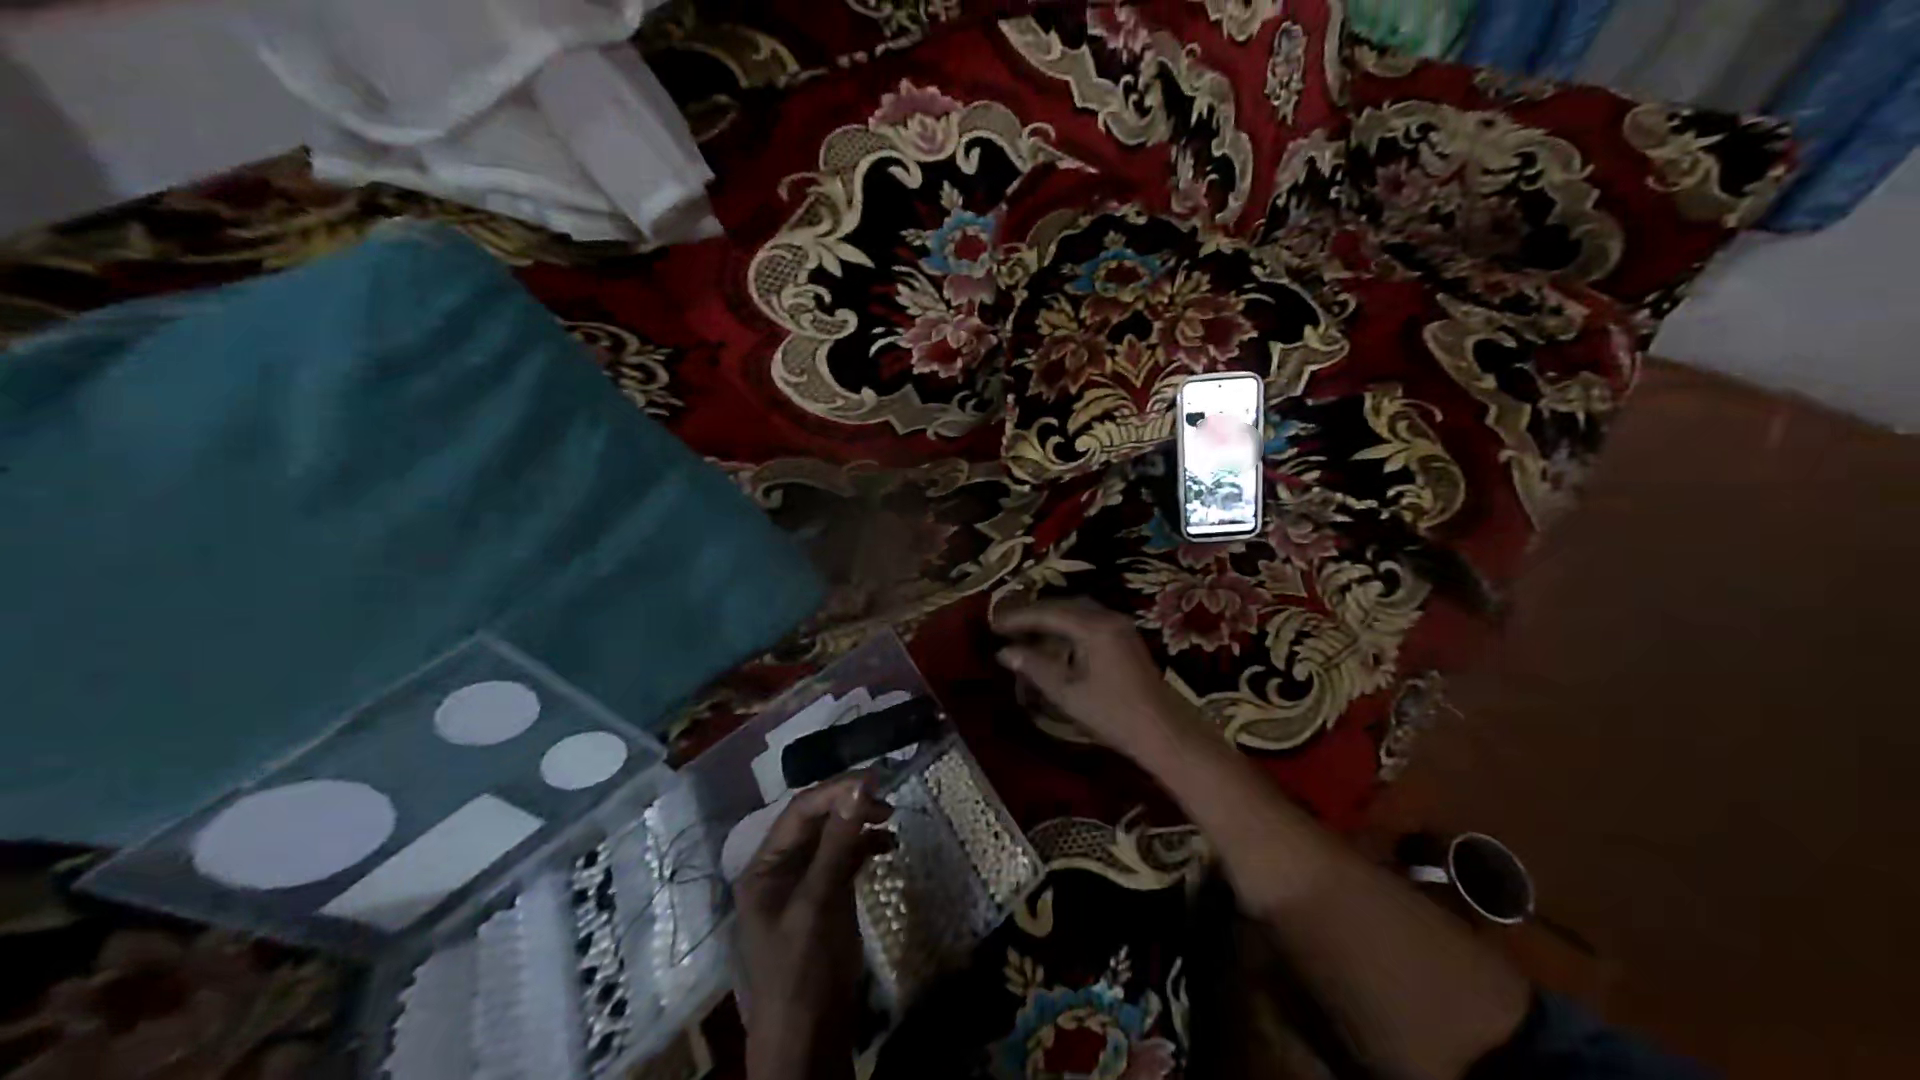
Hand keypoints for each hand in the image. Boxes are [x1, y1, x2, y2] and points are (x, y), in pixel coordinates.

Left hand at [735, 774, 892, 1079]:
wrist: (808, 1040)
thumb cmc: (803, 971)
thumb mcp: (818, 904)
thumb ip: (838, 845)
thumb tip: (859, 788)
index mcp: (764, 866)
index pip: (800, 812)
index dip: (836, 790)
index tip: (874, 778)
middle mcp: (781, 869)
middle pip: (816, 822)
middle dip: (850, 806)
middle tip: (887, 800)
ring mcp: (805, 885)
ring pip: (833, 838)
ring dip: (860, 824)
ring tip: (891, 818)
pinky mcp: (827, 900)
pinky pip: (845, 860)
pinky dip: (866, 849)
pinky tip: (888, 846)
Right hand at [992, 598, 1208, 760]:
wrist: (1164, 733)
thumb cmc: (1113, 715)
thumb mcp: (1067, 693)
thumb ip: (1034, 667)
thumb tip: (1004, 651)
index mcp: (1094, 627)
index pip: (1048, 613)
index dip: (1018, 618)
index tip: (993, 623)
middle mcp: (1109, 618)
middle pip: (1064, 605)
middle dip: (1033, 614)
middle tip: (1005, 624)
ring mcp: (1121, 627)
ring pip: (1077, 612)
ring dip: (1050, 619)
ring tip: (1024, 632)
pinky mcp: (1125, 639)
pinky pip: (1089, 622)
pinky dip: (1067, 627)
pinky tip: (1053, 643)